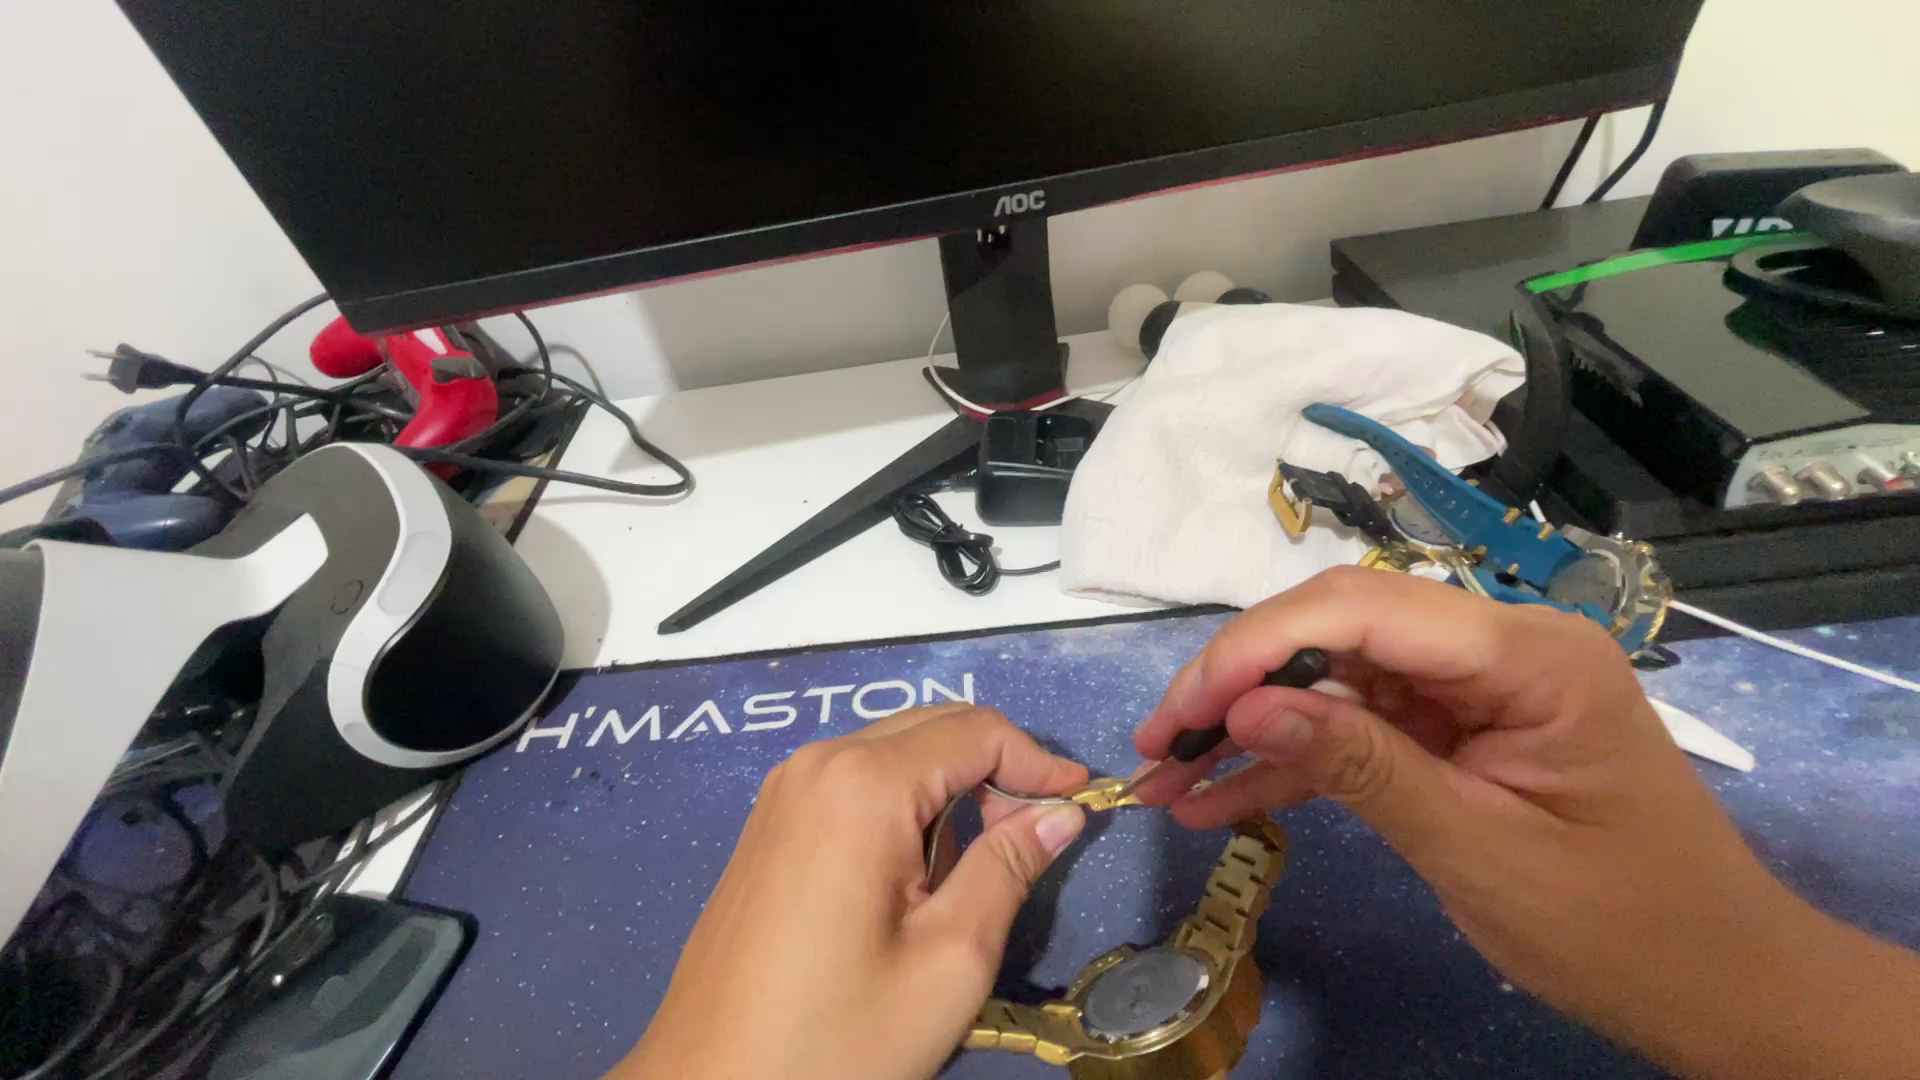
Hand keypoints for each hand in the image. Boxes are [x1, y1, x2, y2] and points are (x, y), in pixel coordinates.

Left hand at [610, 705, 1089, 1079]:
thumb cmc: (835, 1038)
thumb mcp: (948, 961)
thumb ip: (1009, 868)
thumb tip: (1060, 812)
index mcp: (864, 783)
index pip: (974, 731)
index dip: (1035, 759)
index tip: (1079, 799)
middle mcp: (820, 761)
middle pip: (935, 727)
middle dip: (996, 766)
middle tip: (1035, 830)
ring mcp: (788, 785)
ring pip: (897, 748)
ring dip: (952, 782)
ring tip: (980, 854)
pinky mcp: (773, 815)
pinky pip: (858, 775)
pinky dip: (907, 796)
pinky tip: (917, 861)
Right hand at [1133, 567, 1919, 1079]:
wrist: (1715, 987)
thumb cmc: (1623, 926)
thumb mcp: (1480, 849)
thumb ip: (1360, 766)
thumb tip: (1243, 708)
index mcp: (1521, 654)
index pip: (1360, 612)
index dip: (1259, 648)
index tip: (1187, 707)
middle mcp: (1480, 647)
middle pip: (1326, 631)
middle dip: (1233, 680)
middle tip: (1160, 736)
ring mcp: (1449, 686)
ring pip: (1316, 678)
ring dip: (1239, 727)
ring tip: (1164, 773)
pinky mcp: (1428, 726)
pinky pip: (1337, 730)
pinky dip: (1276, 765)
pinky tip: (1212, 801)